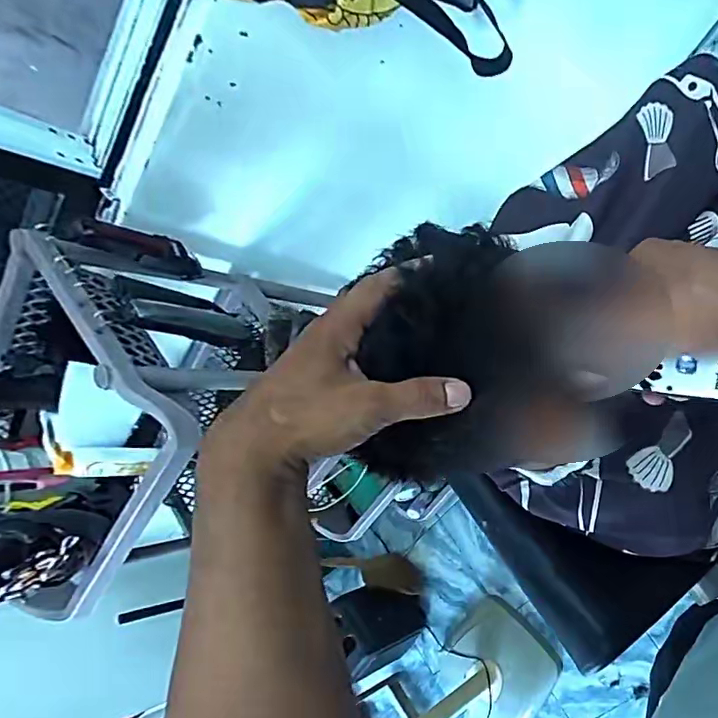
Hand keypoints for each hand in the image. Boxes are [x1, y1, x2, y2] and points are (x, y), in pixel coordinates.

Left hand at [202, 270, 470, 474]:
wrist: (254, 451)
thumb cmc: (306, 416)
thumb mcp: (370, 405)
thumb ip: (417, 397)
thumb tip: (463, 391)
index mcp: (335, 329)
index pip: (374, 287)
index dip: (404, 274)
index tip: (434, 265)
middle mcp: (324, 337)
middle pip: (366, 307)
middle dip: (399, 300)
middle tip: (435, 301)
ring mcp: (317, 360)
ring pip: (359, 334)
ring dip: (387, 329)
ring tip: (422, 333)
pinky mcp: (316, 384)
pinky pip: (356, 357)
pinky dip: (378, 355)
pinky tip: (394, 371)